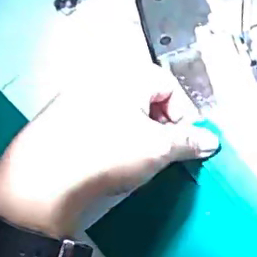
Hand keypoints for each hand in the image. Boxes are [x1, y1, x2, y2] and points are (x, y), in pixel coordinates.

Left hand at [0, 70, 218, 234]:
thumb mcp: (159, 149)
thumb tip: (210, 140)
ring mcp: (76, 98)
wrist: (46, 181)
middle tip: (166, 152)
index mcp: (125, 74)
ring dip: (138, 134)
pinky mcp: (61, 122)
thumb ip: (189, 142)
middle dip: (161, 125)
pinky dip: (113, 141)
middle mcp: (99, 78)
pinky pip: (100, 125)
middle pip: (145, 97)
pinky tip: (112, 164)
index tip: (187, 141)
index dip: (184, 113)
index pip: (169, 85)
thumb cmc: (104, 154)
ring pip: (122, 112)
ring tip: (139, 161)